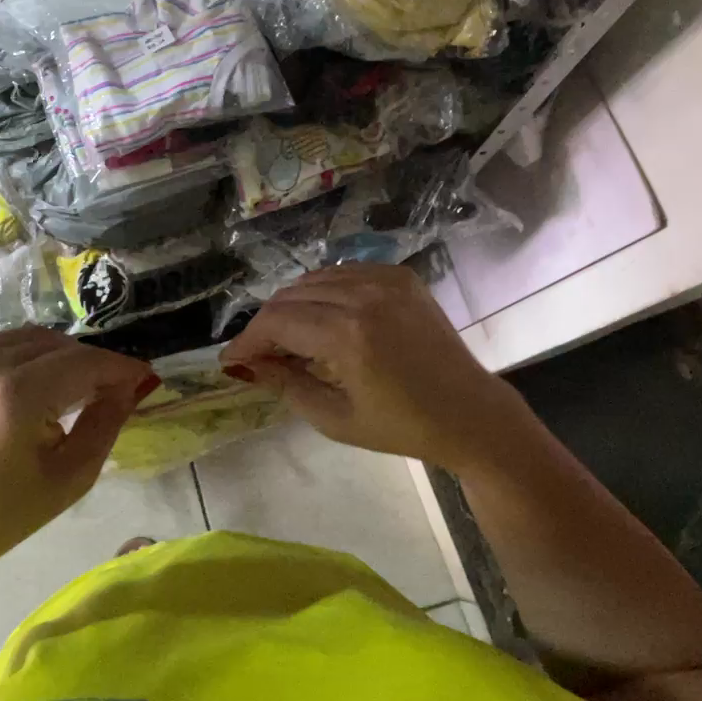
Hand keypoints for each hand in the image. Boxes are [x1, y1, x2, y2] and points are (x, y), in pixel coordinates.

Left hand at [0, 327, 158, 571]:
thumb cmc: (5, 513)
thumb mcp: (70, 476)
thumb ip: (106, 423)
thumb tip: (130, 386)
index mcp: (13, 394)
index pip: (81, 363)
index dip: (117, 367)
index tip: (143, 376)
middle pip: (57, 344)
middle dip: (89, 363)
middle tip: (110, 390)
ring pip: (30, 338)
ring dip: (59, 358)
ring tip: (73, 391)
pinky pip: (2, 344)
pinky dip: (27, 358)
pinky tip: (35, 388)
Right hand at [219, 264, 527, 469]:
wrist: (470, 413)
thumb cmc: (402, 426)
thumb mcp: (335, 418)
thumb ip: (285, 384)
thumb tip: (245, 365)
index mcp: (347, 336)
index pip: (276, 322)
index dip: (247, 340)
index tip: (231, 360)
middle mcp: (364, 297)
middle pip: (290, 297)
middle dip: (266, 325)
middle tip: (258, 354)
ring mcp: (385, 280)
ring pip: (313, 280)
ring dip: (291, 306)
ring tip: (288, 339)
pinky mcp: (401, 275)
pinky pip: (343, 274)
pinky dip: (322, 292)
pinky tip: (322, 318)